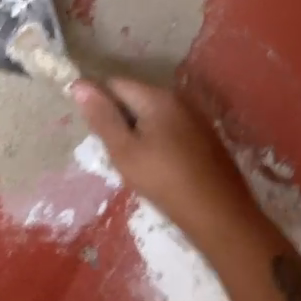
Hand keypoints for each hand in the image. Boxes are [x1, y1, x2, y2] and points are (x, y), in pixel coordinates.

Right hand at [71, 77, 256, 232]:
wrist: (221, 216)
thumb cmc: (164, 181)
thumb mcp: (124, 150)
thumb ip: (101, 116)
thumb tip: (79, 84)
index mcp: (157, 97)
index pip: (114, 84)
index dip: (99, 103)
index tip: (95, 132)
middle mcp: (179, 99)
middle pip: (134, 97)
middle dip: (119, 117)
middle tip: (114, 151)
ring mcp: (196, 118)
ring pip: (152, 114)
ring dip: (137, 129)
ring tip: (134, 161)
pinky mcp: (205, 137)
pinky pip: (170, 127)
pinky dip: (157, 139)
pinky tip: (158, 165)